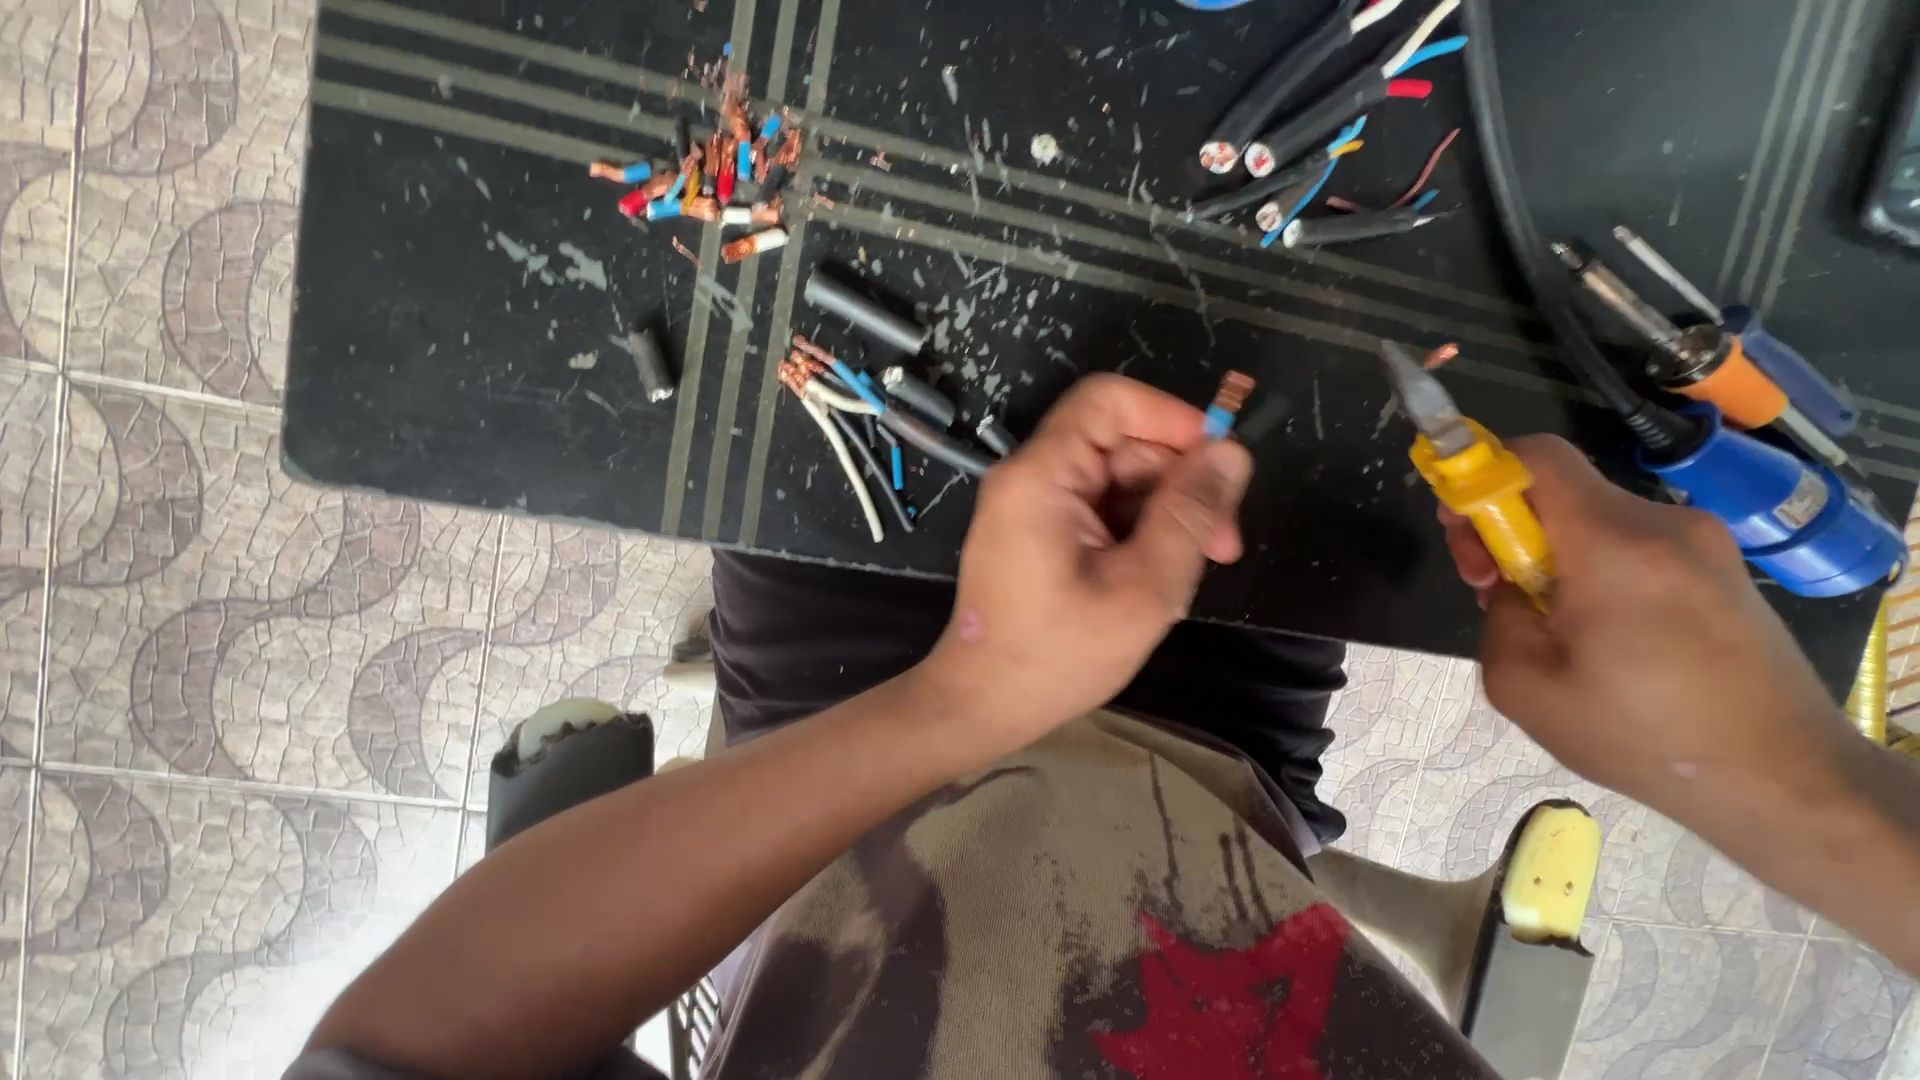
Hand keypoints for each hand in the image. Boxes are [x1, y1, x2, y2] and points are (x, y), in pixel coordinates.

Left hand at [914, 374, 1251, 755]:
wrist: (985, 704)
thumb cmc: (1059, 655)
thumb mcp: (1143, 588)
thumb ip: (1190, 515)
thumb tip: (1230, 452)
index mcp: (1041, 476)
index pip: (1109, 400)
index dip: (1171, 418)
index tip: (1218, 464)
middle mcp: (1029, 477)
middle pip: (1120, 443)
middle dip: (1179, 481)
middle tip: (1223, 545)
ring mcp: (1030, 506)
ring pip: (1116, 480)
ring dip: (1164, 514)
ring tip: (1192, 570)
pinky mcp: (1037, 533)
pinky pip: (1099, 510)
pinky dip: (1136, 533)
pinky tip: (1157, 576)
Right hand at [1440, 435, 1847, 809]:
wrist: (1786, 781)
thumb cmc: (1641, 736)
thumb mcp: (1522, 685)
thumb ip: (1497, 616)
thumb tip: (1512, 590)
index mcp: (1613, 546)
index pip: (1537, 457)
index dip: (1479, 473)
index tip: (1457, 524)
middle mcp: (1663, 527)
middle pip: (1558, 489)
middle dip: (1505, 525)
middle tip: (1490, 588)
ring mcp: (1702, 545)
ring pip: (1590, 519)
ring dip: (1546, 553)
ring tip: (1546, 623)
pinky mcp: (1720, 569)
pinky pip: (1629, 544)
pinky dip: (1589, 568)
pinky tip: (1594, 631)